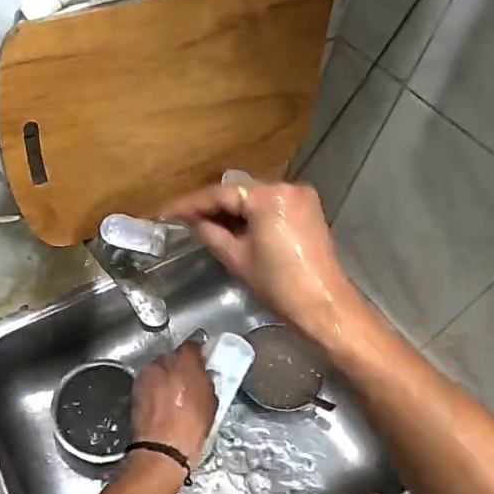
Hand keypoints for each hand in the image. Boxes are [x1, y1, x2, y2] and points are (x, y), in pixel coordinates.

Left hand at [132, 341, 215, 462]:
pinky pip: (149, 381)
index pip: (192, 345)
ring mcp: (147, 375)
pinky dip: (155, 387)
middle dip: (180, 366)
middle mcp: (164, 363)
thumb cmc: (189, 431)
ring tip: (174, 395)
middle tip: (188, 382)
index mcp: (186, 364)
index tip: (201, 358)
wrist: (161, 451)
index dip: (197, 351)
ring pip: (159, 368)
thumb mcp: (210, 405)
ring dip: (166, 376)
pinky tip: (162, 402)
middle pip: (173, 356)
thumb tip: (205, 377)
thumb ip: (207, 383)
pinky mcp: (136, 388)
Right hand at [160, 179, 365, 349]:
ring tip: (203, 222)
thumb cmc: (280, 285)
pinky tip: (232, 225)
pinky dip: (251, 213)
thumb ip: (211, 233)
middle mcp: (287, 187)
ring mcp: (300, 196)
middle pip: (238, 191)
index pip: (221, 193)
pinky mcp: (307, 209)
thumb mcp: (237, 259)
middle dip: (211, 205)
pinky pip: (270, 204)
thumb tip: (193, 222)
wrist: (326, 306)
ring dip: (230, 209)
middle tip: (183, 218)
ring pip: (254, 196)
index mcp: (269, 197)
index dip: (191, 203)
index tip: (168, 212)